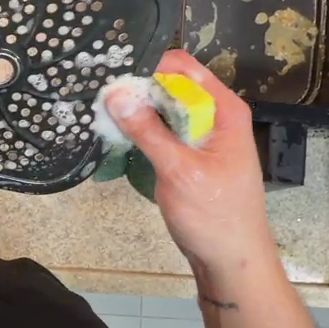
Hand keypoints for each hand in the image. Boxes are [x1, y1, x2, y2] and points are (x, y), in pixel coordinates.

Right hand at [104, 50, 278, 273]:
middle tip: (98, 95)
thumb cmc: (215, 217)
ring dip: (134, 107)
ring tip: (99, 111)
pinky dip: (139, 126)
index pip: (182, 67)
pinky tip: (115, 132)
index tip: (113, 78)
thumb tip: (115, 94)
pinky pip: (161, 127)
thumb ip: (148, 132)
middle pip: (169, 83)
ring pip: (162, 105)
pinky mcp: (186, 152)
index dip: (148, 67)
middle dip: (136, 86)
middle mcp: (213, 115)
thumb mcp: (179, 172)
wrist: (231, 261)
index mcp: (223, 110)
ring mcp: (200, 134)